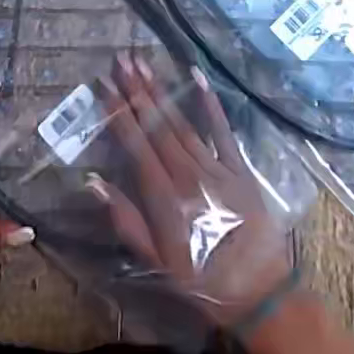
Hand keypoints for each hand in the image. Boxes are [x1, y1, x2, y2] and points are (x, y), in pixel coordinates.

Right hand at [90, 55, 293, 327]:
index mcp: (165, 198)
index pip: (136, 145)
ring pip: (182, 122)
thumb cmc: (204, 281)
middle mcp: (188, 174)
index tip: (103, 86)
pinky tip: (196, 77)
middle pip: (157, 126)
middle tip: (121, 60)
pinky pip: (222, 129)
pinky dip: (209, 102)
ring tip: (143, 64)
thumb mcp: (157, 262)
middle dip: (137, 91)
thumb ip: (125, 219)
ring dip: (161, 92)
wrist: (261, 293)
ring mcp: (217, 167)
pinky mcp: (239, 167)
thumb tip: (92, 181)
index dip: (118, 114)